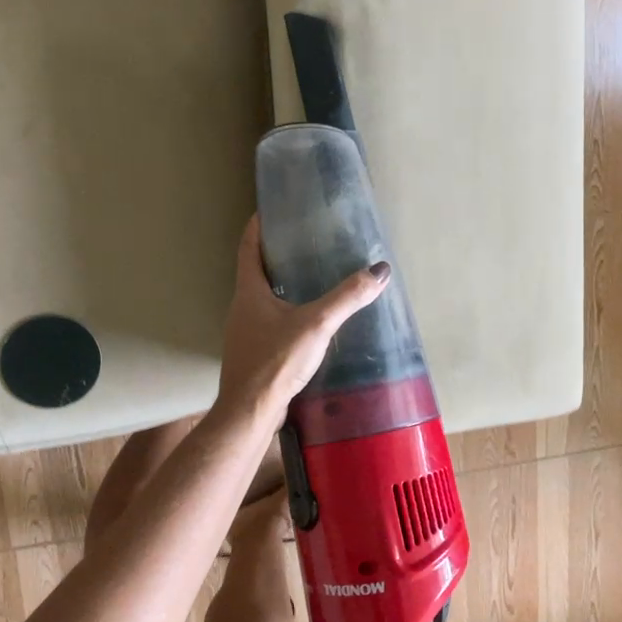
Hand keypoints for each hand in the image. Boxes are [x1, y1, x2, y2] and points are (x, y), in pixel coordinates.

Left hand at [218, 215, 389, 418]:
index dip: (258, 226)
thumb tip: (380, 270)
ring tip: (312, 275)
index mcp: (248, 291)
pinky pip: (270, 321)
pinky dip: (287, 311)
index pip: (248, 246)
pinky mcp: (254, 353)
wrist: (250, 412)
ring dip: (282, 284)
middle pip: (256, 270)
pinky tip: (310, 319)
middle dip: (277, 253)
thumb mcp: (316, 324)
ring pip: (263, 297)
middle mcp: (241, 306)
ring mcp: (245, 332)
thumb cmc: (275, 360)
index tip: (271, 209)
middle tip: (304, 239)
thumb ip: (347, 297)